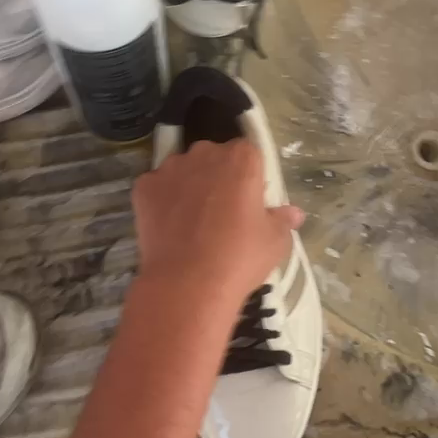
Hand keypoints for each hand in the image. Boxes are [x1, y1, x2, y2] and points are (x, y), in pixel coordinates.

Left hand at [131, 139, 302, 304]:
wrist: (187, 284)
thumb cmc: (239, 258)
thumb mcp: (275, 242)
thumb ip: (282, 219)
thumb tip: (293, 212)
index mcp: (241, 158)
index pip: (248, 154)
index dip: (248, 177)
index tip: (248, 201)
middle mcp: (204, 153)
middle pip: (213, 157)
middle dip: (217, 177)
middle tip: (221, 213)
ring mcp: (170, 168)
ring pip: (183, 170)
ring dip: (188, 187)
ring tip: (192, 224)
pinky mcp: (144, 186)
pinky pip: (156, 188)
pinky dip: (162, 202)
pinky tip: (168, 229)